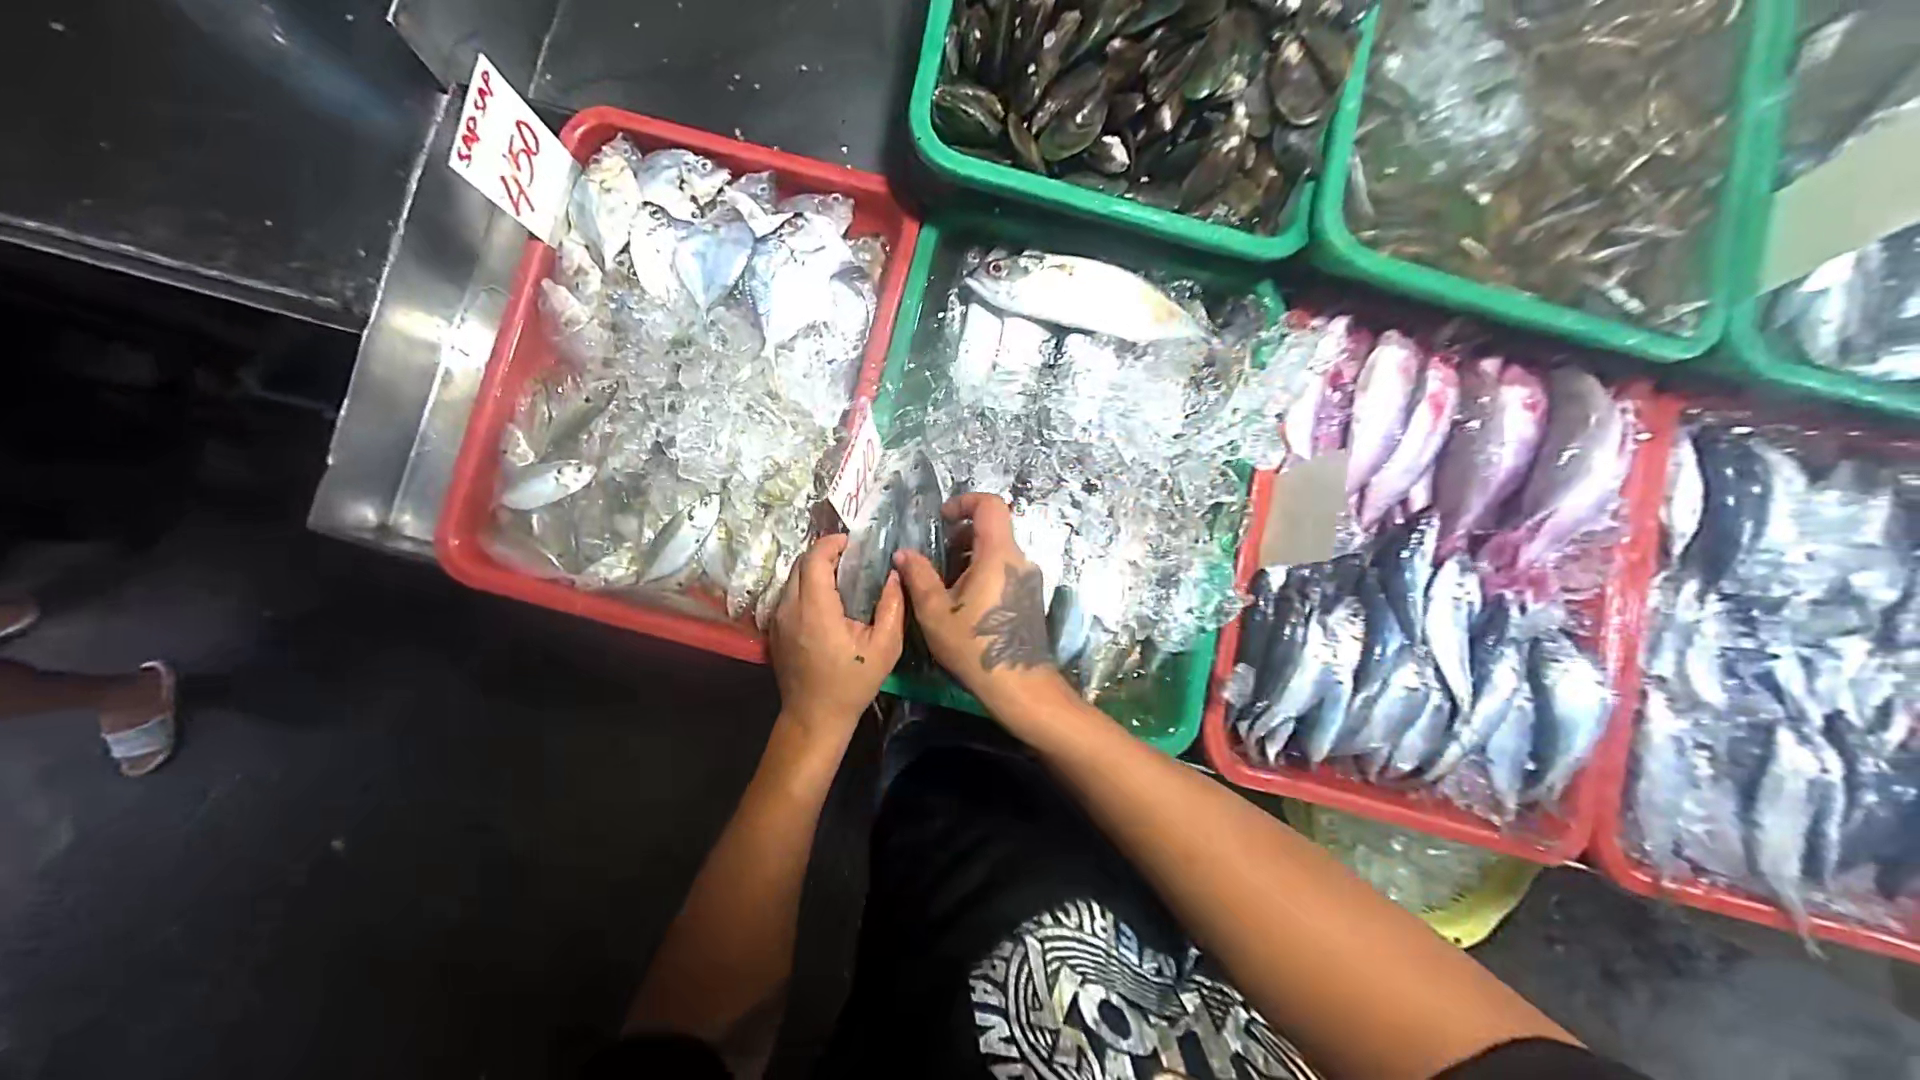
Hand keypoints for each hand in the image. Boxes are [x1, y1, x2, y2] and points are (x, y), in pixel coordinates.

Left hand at [769, 534, 903, 746]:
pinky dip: (806, 586)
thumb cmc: (851, 684)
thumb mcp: (884, 647)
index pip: (814, 559)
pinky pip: (788, 595)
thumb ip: (892, 606)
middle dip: (824, 553)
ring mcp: (778, 619)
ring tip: (841, 575)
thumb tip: (894, 575)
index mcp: (815, 610)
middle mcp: (790, 608)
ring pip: (792, 578)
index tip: (853, 542)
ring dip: (814, 569)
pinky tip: (827, 600)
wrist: (814, 717)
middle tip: (851, 557)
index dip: (832, 543)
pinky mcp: (775, 629)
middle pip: (801, 564)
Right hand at [892, 494, 1073, 713]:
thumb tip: (904, 554)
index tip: (943, 518)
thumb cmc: (974, 646)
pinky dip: (983, 573)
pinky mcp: (1029, 598)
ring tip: (945, 583)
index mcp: (999, 554)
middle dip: (962, 535)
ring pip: (998, 552)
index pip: (991, 505)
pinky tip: (963, 602)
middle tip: (937, 557)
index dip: (965, 502)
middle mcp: (1019, 561)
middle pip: (993, 529)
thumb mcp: (935, 611)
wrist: (1017, 685)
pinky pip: (1004, 571)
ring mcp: (1028, 580)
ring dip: (970, 557)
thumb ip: (918, 576)